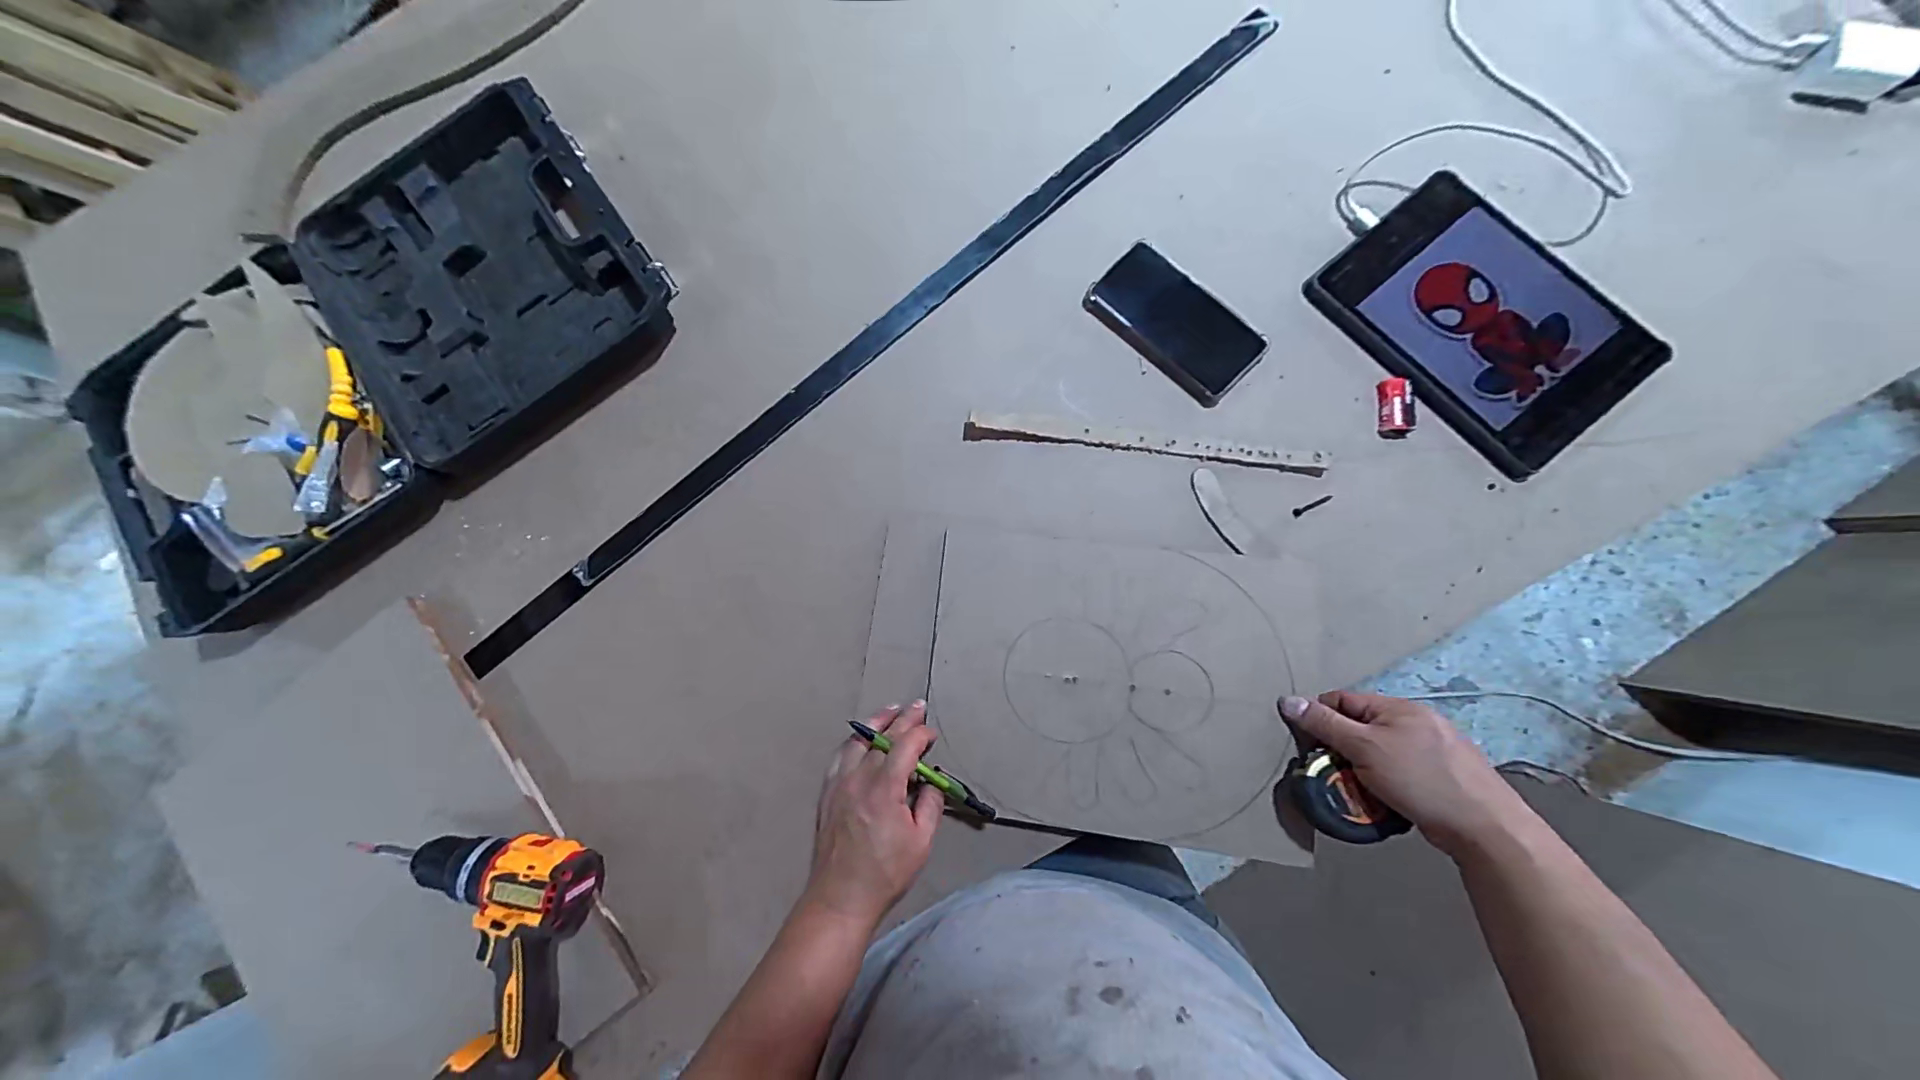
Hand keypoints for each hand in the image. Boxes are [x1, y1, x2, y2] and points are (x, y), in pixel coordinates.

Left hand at [803, 702, 944, 926]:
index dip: (921, 735)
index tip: (932, 735)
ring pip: (857, 741)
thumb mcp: (921, 842)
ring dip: (876, 723)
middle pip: (883, 738)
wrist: (840, 897)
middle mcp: (859, 779)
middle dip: (903, 719)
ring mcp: (839, 784)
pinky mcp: (827, 794)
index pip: (905, 746)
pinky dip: (854, 742)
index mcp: (884, 789)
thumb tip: (930, 782)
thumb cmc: (885, 874)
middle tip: (917, 706)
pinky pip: (840, 757)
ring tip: (890, 712)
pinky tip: (861, 739)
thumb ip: (929, 805)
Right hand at [1281, 691, 1532, 858]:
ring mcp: (1433, 750)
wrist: (1486, 829)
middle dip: (1341, 750)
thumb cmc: (1421, 780)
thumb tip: (1288, 699)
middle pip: (1359, 727)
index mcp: (1398, 707)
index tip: (1311, 747)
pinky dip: (1385, 784)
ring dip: (1362, 770)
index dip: (1319, 719)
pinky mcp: (1443, 777)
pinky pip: (1399, 772)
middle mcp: (1417, 721)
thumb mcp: (1363, 748)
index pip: (1341, 700)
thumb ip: (1324, 723)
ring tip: (1359, 791)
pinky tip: (1386, 800)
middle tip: (1334, 773)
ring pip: (1378, 753)